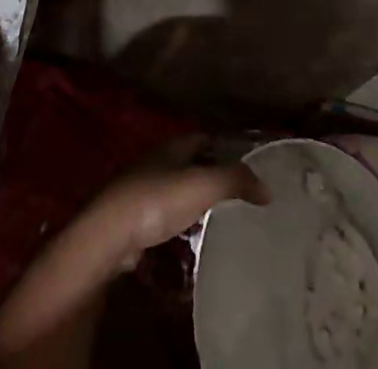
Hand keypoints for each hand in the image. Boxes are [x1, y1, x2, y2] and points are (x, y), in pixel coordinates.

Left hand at [75, 138, 269, 272]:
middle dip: (210, 174)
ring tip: (221, 218)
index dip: (224, 145)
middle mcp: (155, 163)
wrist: (109, 234)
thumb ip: (236, 180)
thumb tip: (267, 188)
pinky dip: (179, 224)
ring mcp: (140, 191)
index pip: (202, 138)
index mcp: (171, 148)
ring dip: (194, 201)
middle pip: (188, 164)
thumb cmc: (157, 200)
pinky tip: (191, 239)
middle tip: (239, 192)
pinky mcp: (132, 220)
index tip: (247, 161)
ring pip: (175, 191)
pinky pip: (163, 218)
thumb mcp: (204, 184)